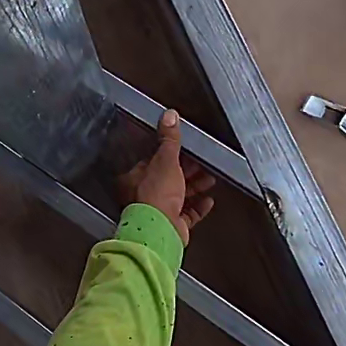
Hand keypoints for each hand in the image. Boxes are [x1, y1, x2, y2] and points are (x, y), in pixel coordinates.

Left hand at [117, 109, 215, 244]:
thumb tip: (169, 115)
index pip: (154, 162)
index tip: (188, 150)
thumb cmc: (156, 195)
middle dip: (188, 171)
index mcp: (135, 178)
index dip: (172, 156)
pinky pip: (186, 214)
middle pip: (168, 179)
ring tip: (210, 179)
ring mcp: (157, 212)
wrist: (160, 230)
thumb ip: (169, 139)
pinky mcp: (171, 226)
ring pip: (178, 196)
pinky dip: (198, 208)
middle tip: (204, 164)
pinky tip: (208, 201)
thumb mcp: (165, 160)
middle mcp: (143, 196)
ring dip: (195, 187)